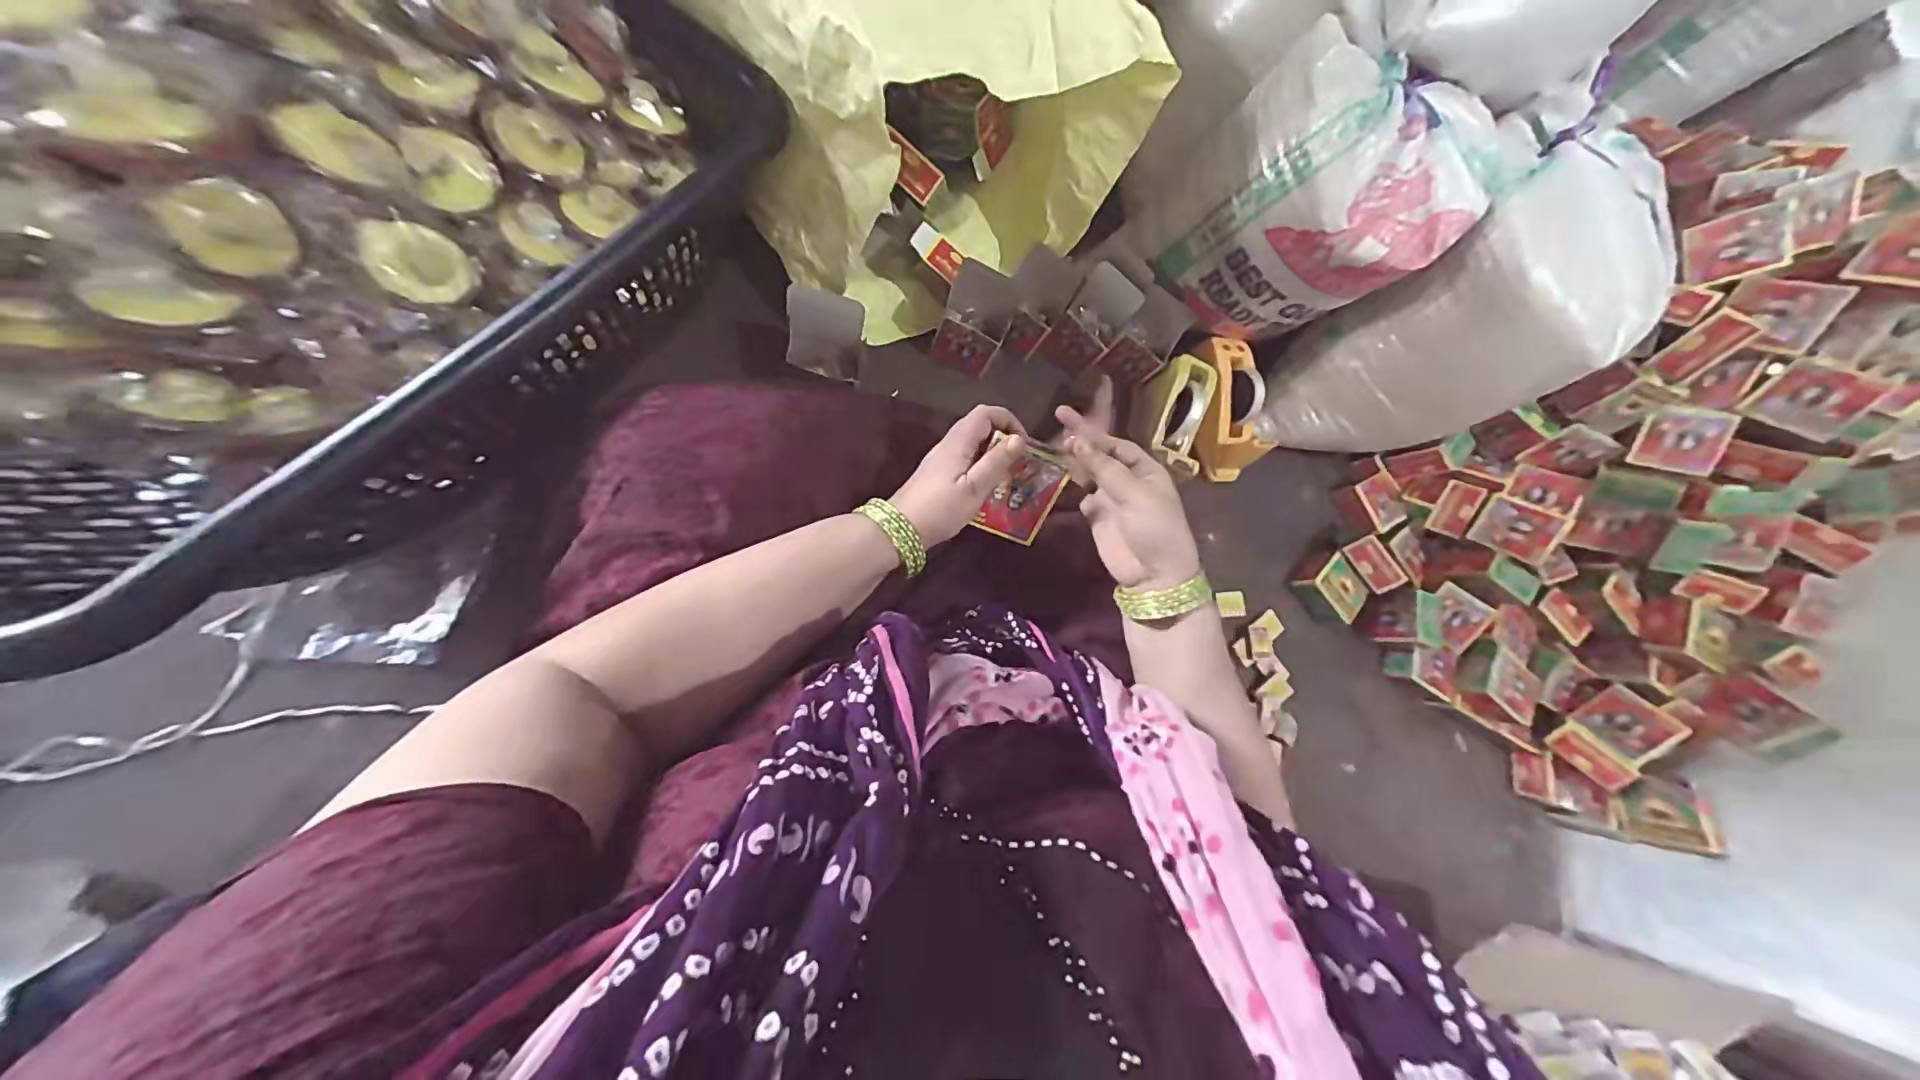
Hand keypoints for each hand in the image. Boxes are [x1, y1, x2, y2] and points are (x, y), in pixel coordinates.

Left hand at [889, 405, 1029, 547]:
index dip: (1009, 421)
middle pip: (980, 427)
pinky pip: (965, 460)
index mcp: (958, 442)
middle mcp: (949, 445)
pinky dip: (981, 466)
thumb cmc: (940, 509)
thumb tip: (1019, 439)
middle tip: (1019, 464)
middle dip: (1004, 439)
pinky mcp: (938, 474)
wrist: (901, 529)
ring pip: (973, 445)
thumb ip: (996, 462)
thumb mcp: (974, 488)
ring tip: (1008, 477)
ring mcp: (941, 459)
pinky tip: (987, 488)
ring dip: (993, 455)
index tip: (1023, 444)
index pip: (986, 413)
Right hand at [1057, 405, 1201, 590]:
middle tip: (1057, 424)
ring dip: (1075, 462)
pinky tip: (1063, 478)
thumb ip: (1104, 468)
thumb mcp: (1134, 494)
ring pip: (1090, 474)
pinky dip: (1073, 488)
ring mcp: (1112, 499)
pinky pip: (1084, 497)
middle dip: (1082, 442)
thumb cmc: (1155, 528)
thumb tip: (1078, 441)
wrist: (1155, 575)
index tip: (1068, 418)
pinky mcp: (1098, 518)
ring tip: (1055, 447)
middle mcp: (1128, 481)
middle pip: (1101, 456)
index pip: (1115, 444)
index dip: (1093, 432)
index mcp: (1145, 470)